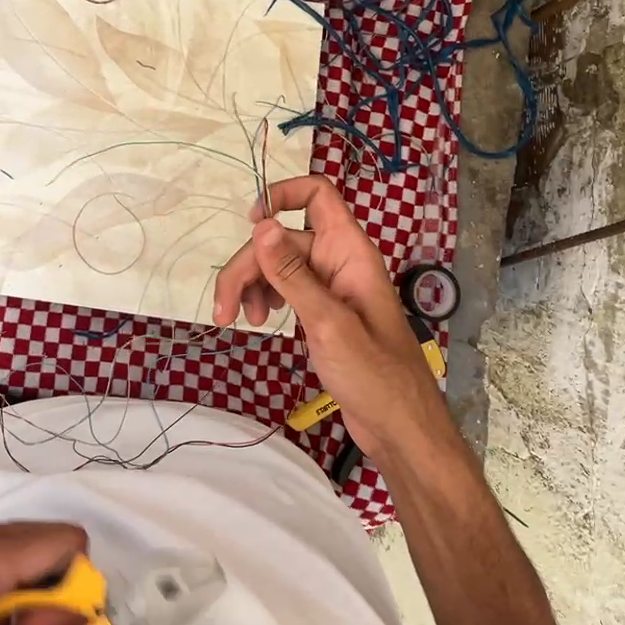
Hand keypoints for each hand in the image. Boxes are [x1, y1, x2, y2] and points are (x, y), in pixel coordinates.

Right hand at [213, 175, 445, 460]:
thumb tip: (260, 225)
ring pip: (278, 264)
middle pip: (281, 238)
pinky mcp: (321, 312)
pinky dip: (265, 298)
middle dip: (248, 266)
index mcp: (349, 251)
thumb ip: (292, 274)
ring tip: (237, 320)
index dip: (283, 194)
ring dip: (251, 285)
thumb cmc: (374, 376)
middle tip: (224, 309)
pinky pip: (285, 289)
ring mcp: (329, 286)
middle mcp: (338, 260)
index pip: (317, 195)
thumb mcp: (328, 323)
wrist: (400, 430)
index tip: (251, 221)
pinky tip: (259, 321)